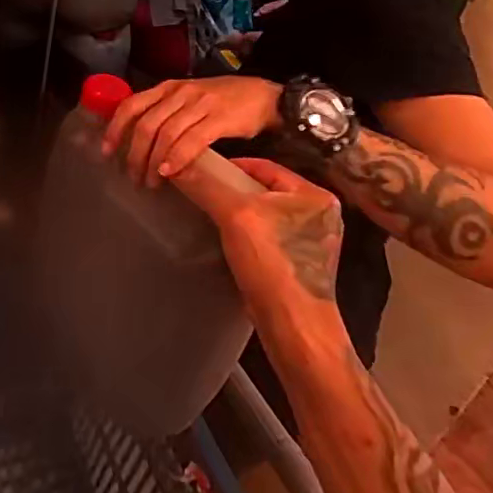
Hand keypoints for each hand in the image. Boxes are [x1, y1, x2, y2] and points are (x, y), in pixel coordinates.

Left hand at [101, 75, 279, 186]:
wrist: (266, 96)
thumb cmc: (224, 101)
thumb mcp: (188, 100)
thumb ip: (167, 114)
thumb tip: (142, 143)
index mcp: (168, 88)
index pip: (131, 105)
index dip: (116, 128)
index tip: (106, 151)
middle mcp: (179, 93)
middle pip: (146, 124)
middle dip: (134, 154)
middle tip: (132, 176)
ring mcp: (199, 104)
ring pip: (165, 133)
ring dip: (153, 161)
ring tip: (150, 181)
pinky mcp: (219, 118)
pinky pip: (191, 140)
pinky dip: (176, 158)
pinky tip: (169, 172)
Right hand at [176, 156, 344, 307]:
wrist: (293, 328)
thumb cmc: (272, 264)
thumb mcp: (235, 216)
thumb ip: (206, 186)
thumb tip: (174, 164)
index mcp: (315, 195)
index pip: (264, 165)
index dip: (230, 164)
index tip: (200, 170)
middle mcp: (318, 215)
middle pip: (262, 189)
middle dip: (230, 189)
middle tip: (200, 189)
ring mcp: (309, 242)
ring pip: (262, 214)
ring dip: (235, 212)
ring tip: (206, 211)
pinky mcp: (296, 265)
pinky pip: (264, 236)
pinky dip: (243, 234)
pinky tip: (223, 238)